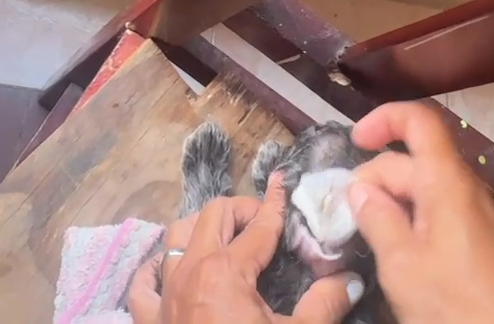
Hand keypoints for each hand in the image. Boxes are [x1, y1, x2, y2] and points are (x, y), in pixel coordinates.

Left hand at [127, 172, 362, 323]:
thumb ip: (325, 304)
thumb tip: (350, 279)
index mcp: (227, 271)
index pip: (259, 226)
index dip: (275, 204)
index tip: (282, 183)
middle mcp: (191, 271)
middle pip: (212, 214)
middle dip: (239, 210)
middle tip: (262, 224)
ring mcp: (166, 295)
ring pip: (175, 236)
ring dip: (199, 230)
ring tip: (224, 240)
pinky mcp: (150, 321)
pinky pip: (142, 285)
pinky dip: (155, 270)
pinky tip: (168, 271)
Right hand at [347, 103, 493, 323]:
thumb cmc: (461, 308)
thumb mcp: (403, 266)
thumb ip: (377, 220)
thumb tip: (359, 189)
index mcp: (445, 180)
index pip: (418, 121)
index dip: (384, 119)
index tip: (354, 142)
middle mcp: (463, 189)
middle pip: (413, 161)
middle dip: (375, 178)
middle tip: (346, 217)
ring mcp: (475, 218)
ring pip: (424, 192)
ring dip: (391, 205)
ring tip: (365, 238)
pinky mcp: (481, 247)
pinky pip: (438, 216)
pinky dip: (411, 225)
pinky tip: (397, 257)